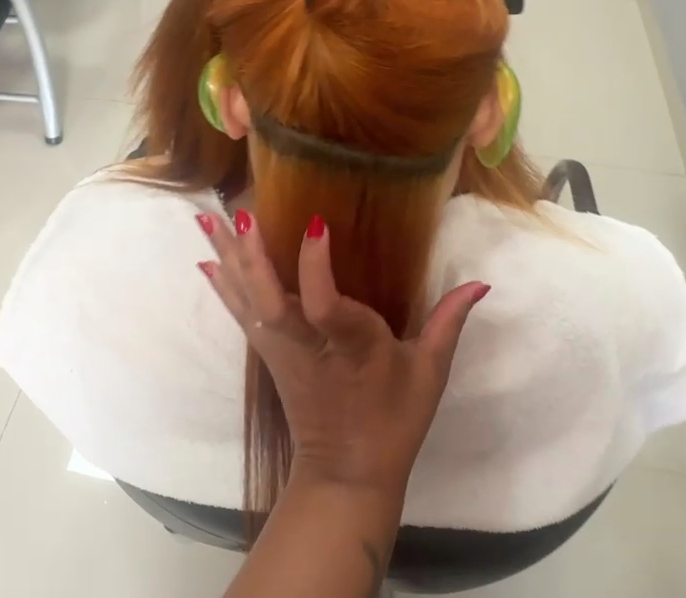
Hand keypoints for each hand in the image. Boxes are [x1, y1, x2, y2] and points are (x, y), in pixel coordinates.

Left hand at [197, 211, 491, 497]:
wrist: (346, 474)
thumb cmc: (393, 421)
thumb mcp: (429, 373)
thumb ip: (448, 322)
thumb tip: (480, 283)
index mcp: (351, 348)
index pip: (326, 307)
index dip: (316, 267)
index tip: (315, 222)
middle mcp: (307, 346)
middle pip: (270, 303)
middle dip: (253, 258)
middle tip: (242, 212)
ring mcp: (280, 350)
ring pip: (248, 301)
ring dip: (228, 258)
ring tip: (208, 216)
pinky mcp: (268, 354)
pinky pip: (240, 314)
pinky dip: (222, 284)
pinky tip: (205, 258)